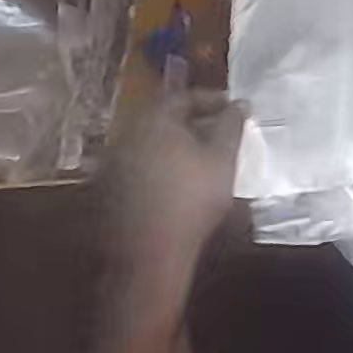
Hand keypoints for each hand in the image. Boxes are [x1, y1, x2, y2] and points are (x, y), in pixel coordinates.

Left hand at [101, 88, 244, 322]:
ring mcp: (115, 161)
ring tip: (208, 156)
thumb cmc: (192, 200)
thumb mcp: (223, 158)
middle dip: (198, 121)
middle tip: (224, 131)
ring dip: (182, 143)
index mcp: (154, 120)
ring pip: (155, 141)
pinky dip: (165, 162)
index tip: (234, 109)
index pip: (185, 96)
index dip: (213, 100)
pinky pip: (144, 162)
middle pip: (167, 118)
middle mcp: (128, 134)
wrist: (149, 256)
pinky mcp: (111, 187)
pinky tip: (184, 180)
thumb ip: (233, 125)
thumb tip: (241, 103)